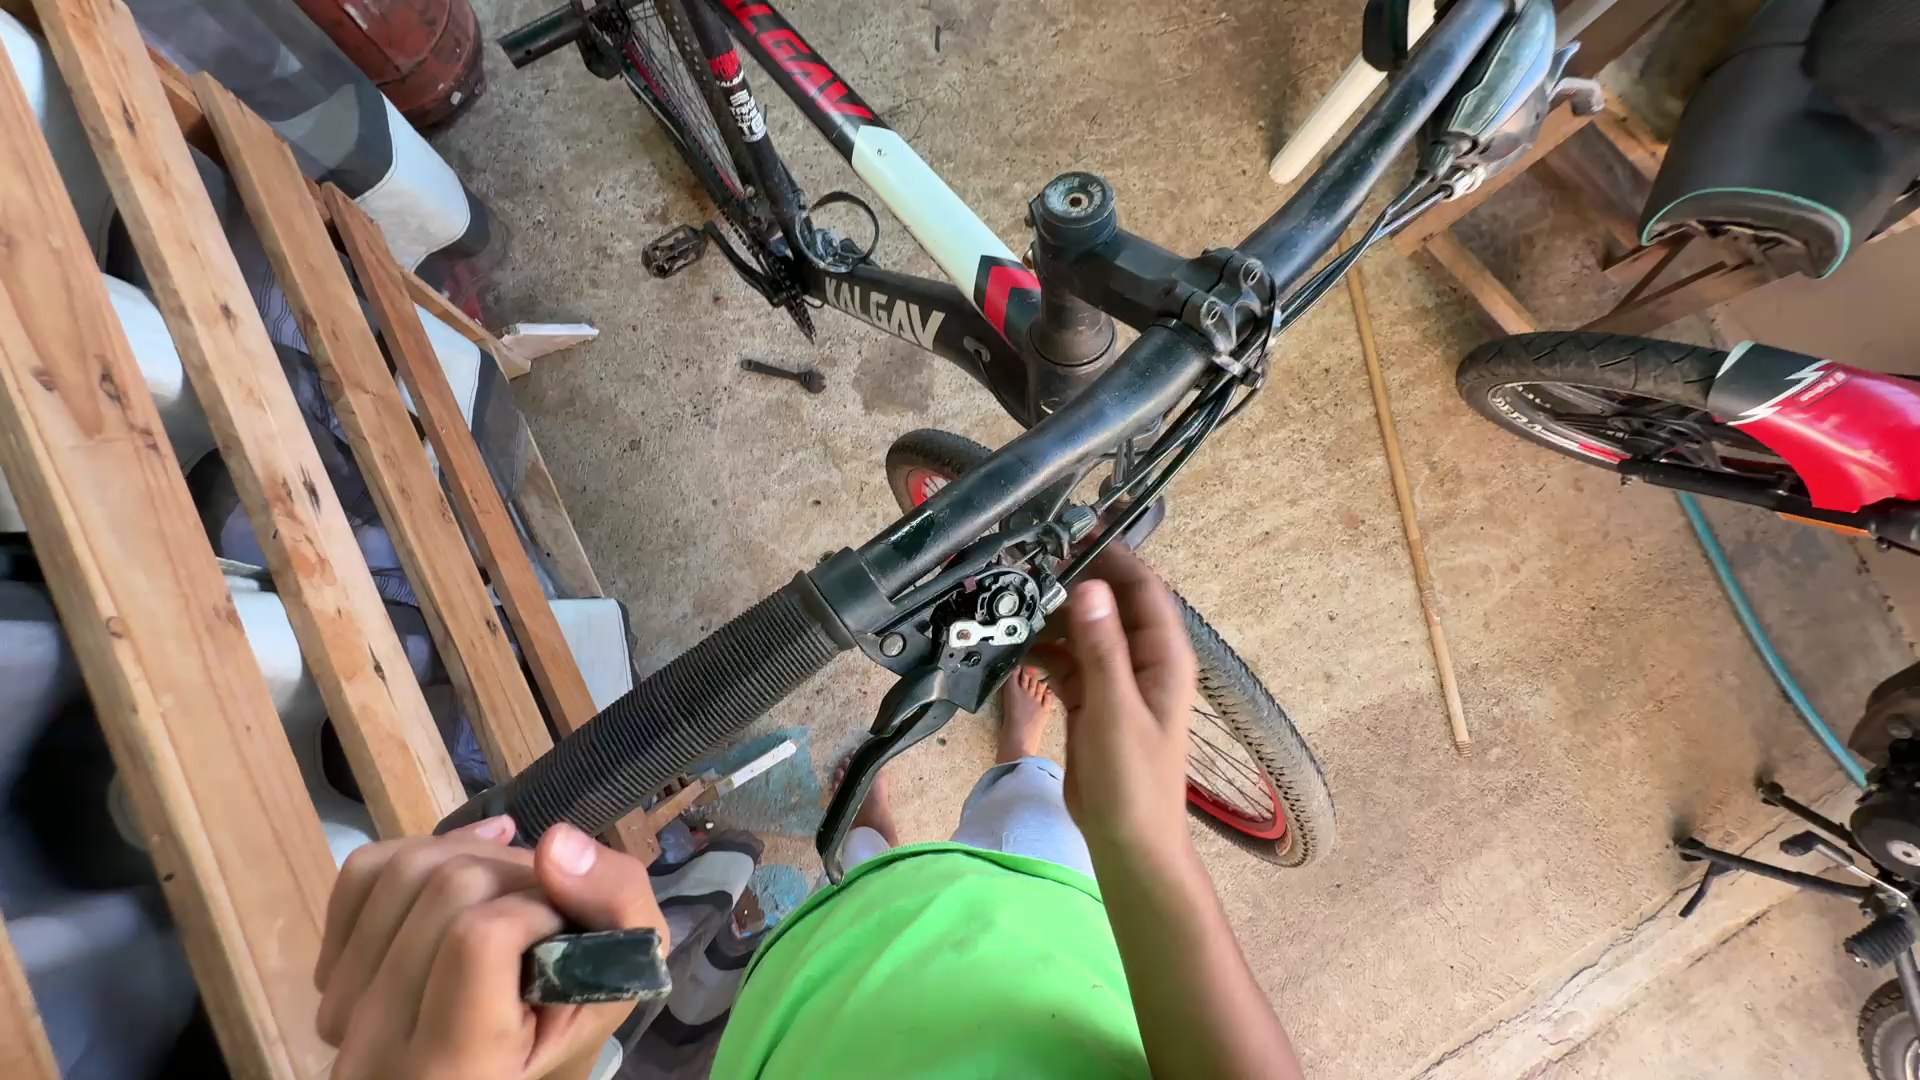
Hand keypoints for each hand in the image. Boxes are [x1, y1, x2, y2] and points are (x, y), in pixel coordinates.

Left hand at [316, 818, 666, 1079]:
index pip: (481, 934)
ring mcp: (339, 1014)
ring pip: (406, 867)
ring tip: (510, 889)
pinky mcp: (327, 977)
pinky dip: (428, 849)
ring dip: (478, 856)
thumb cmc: (574, 1020)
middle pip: (449, 886)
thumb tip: (554, 839)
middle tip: (544, 904)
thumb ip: (617, 902)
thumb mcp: (630, 971)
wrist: (505, 1057)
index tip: (562, 933)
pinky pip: (365, 870)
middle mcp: (374, 1052)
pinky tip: (465, 873)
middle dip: (517, 873)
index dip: (539, 908)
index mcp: (456, 1067)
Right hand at [1037, 545, 1198, 860]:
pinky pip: (1067, 661)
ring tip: (1013, 600)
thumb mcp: (1115, 709)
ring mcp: (1115, 679)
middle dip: (1073, 582)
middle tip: (1028, 564)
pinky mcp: (1092, 698)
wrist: (1126, 841)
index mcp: (1162, 656)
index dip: (1114, 556)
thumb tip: (1089, 586)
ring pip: (1083, 631)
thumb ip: (1102, 648)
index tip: (1074, 531)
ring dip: (1053, 617)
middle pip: (1108, 605)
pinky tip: (1015, 646)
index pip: (1143, 589)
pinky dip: (1044, 651)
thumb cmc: (1133, 780)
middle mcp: (1141, 659)